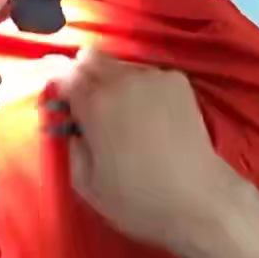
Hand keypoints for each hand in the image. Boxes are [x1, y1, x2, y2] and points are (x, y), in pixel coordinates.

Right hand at [52, 49, 241, 257]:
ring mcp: (153, 75)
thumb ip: (71, 146)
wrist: (196, 196)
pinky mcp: (177, 78)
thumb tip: (71, 125)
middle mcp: (122, 80)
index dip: (62, 87)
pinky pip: (149, 75)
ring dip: (115, 81)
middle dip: (85, 74)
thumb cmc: (136, 199)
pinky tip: (154, 115)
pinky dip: (144, 88)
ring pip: (122, 66)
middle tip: (91, 101)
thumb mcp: (86, 184)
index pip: (67, 76)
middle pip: (92, 58)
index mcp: (96, 104)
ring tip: (126, 113)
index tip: (65, 102)